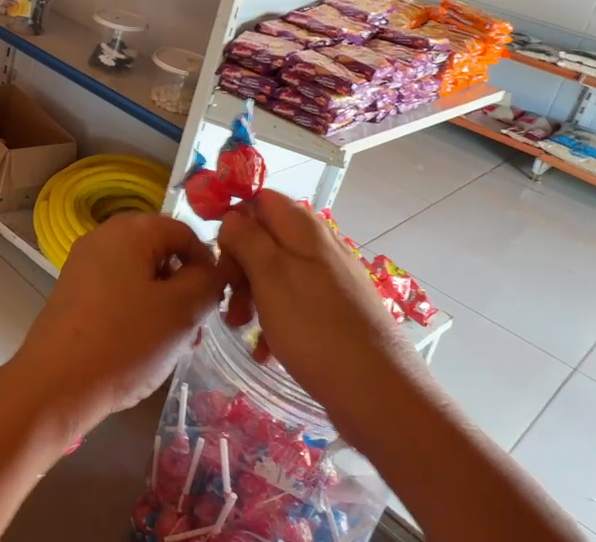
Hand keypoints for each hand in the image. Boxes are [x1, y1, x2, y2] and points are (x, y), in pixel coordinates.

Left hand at [6, 214, 222, 436]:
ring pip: (141, 276)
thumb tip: (212, 270)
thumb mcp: (181, 310)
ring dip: (166, 304)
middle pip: (161, 252)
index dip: (208, 263)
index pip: (183, 231)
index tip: (217, 300)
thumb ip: (207, 282)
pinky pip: (119, 292)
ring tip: (176, 345)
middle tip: (197, 327)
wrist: (57, 381)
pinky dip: (140, 312)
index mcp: (128, 230)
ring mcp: (84, 266)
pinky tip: (147, 347)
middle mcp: (102, 238)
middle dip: (185, 287)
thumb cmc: (126, 339)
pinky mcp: (75, 293)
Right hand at [216, 191, 422, 429]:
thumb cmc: (316, 329)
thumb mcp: (270, 277)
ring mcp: (330, 280)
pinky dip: (273, 319)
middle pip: (264, 237)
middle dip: (237, 264)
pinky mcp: (334, 312)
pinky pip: (292, 302)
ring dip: (250, 295)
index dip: (233, 217)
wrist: (380, 395)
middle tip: (225, 296)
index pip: (260, 199)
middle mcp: (319, 247)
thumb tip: (232, 216)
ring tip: (240, 327)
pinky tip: (265, 350)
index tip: (214, 249)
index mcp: (304, 229)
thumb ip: (247, 239)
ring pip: (274, 272)